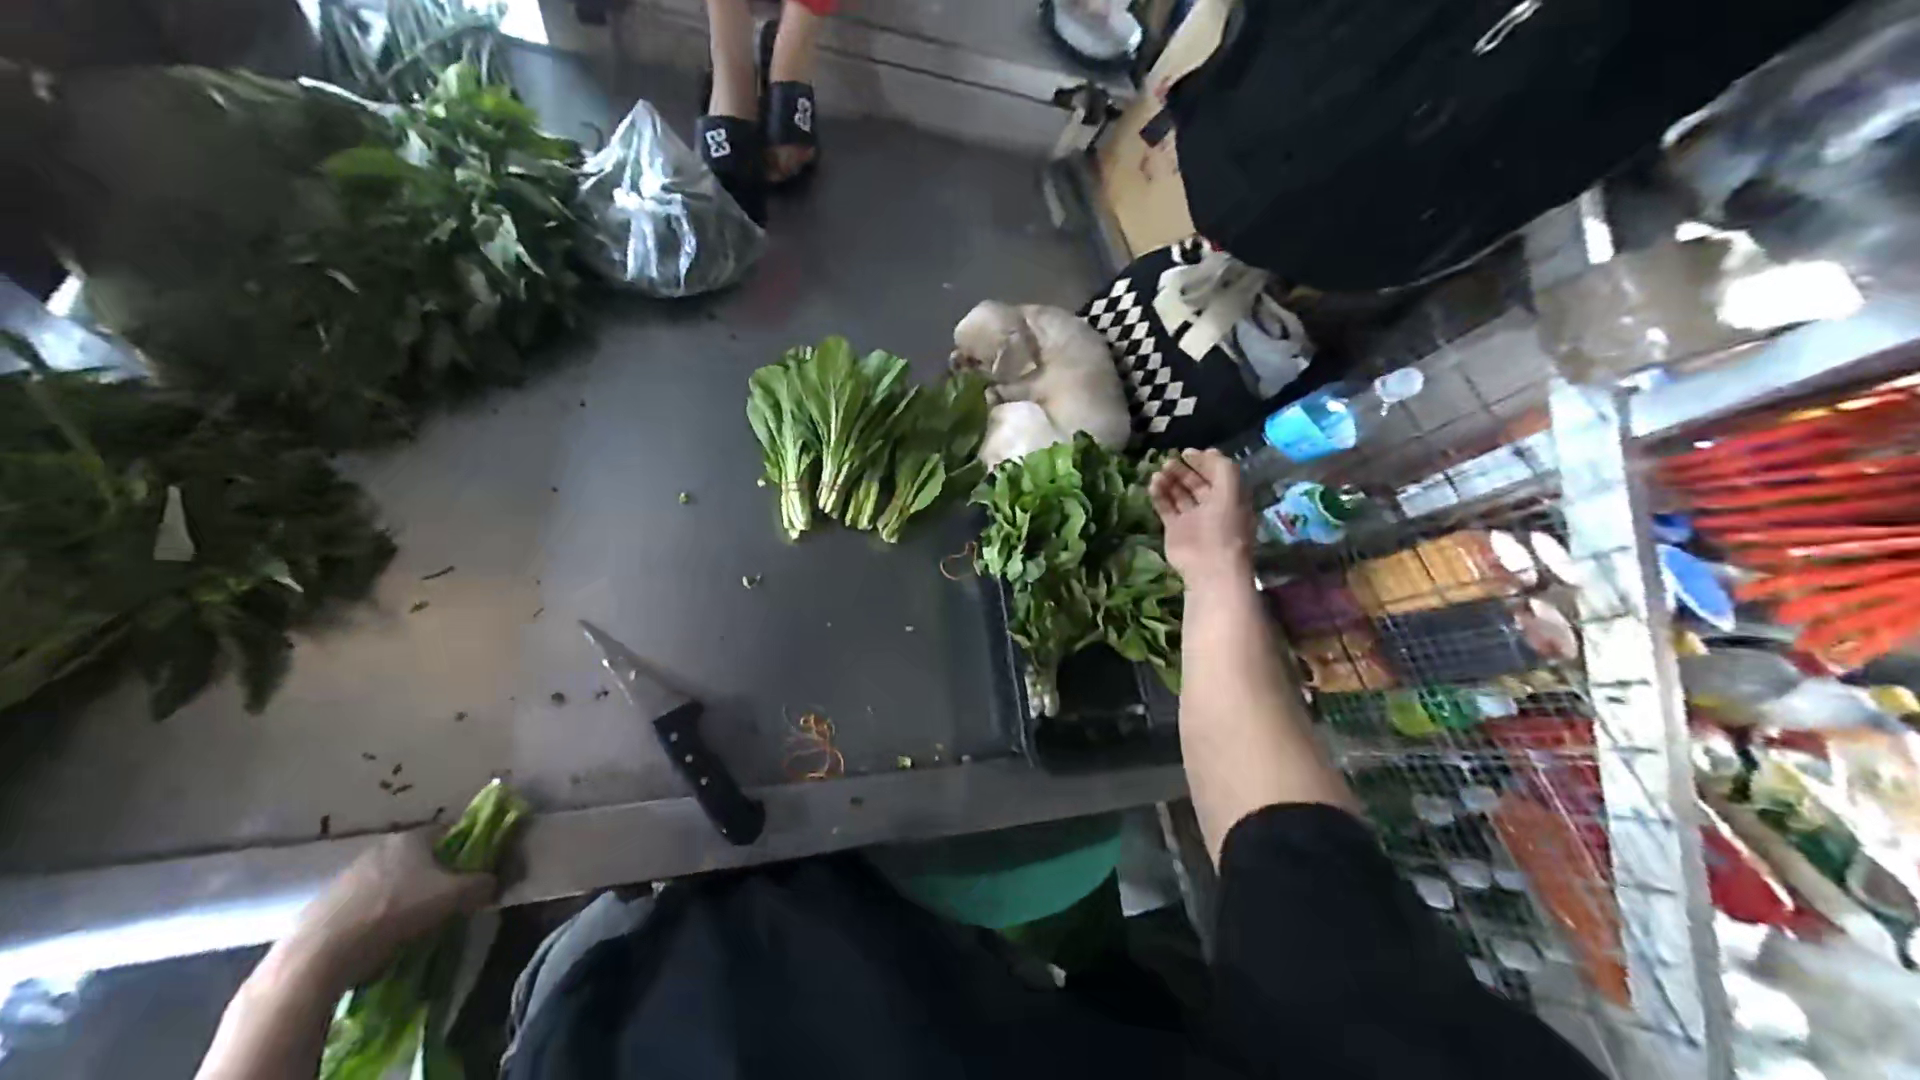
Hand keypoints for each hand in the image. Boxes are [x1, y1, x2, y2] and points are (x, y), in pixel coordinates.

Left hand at [277, 830, 494, 990]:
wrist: (317, 957)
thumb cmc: (394, 913)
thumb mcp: (453, 897)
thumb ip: (482, 884)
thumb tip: (494, 882)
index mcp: (411, 838)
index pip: (450, 831)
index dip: (467, 848)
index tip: (475, 870)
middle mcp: (379, 848)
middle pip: (420, 857)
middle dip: (436, 875)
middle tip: (447, 899)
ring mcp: (347, 875)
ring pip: (391, 880)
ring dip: (404, 896)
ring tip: (412, 924)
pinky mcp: (325, 905)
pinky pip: (364, 903)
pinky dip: (376, 915)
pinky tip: (379, 937)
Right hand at [1150, 449, 1253, 595]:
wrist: (1210, 564)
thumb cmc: (1224, 526)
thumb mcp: (1231, 489)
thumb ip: (1222, 467)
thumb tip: (1206, 452)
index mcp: (1230, 498)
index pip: (1216, 475)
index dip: (1203, 462)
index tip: (1187, 453)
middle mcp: (1211, 507)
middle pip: (1195, 483)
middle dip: (1183, 470)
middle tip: (1168, 461)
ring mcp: (1192, 519)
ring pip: (1179, 494)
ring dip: (1169, 481)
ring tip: (1158, 472)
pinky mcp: (1174, 530)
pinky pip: (1165, 507)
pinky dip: (1159, 495)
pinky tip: (1153, 484)